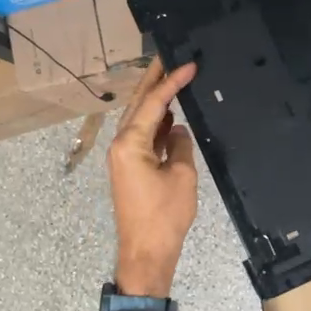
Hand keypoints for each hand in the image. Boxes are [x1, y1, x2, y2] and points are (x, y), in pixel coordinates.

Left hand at [107, 61, 198, 297]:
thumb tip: (177, 131)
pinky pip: (143, 137)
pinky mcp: (129, 169)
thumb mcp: (182, 176)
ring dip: (156, 101)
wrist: (146, 251)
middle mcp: (121, 145)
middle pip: (138, 105)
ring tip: (174, 79)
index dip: (171, 81)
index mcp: (130, 143)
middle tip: (171, 58)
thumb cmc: (164, 216)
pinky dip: (157, 123)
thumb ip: (180, 146)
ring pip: (139, 120)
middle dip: (155, 81)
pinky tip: (171, 116)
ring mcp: (123, 157)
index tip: (188, 64)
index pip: (153, 103)